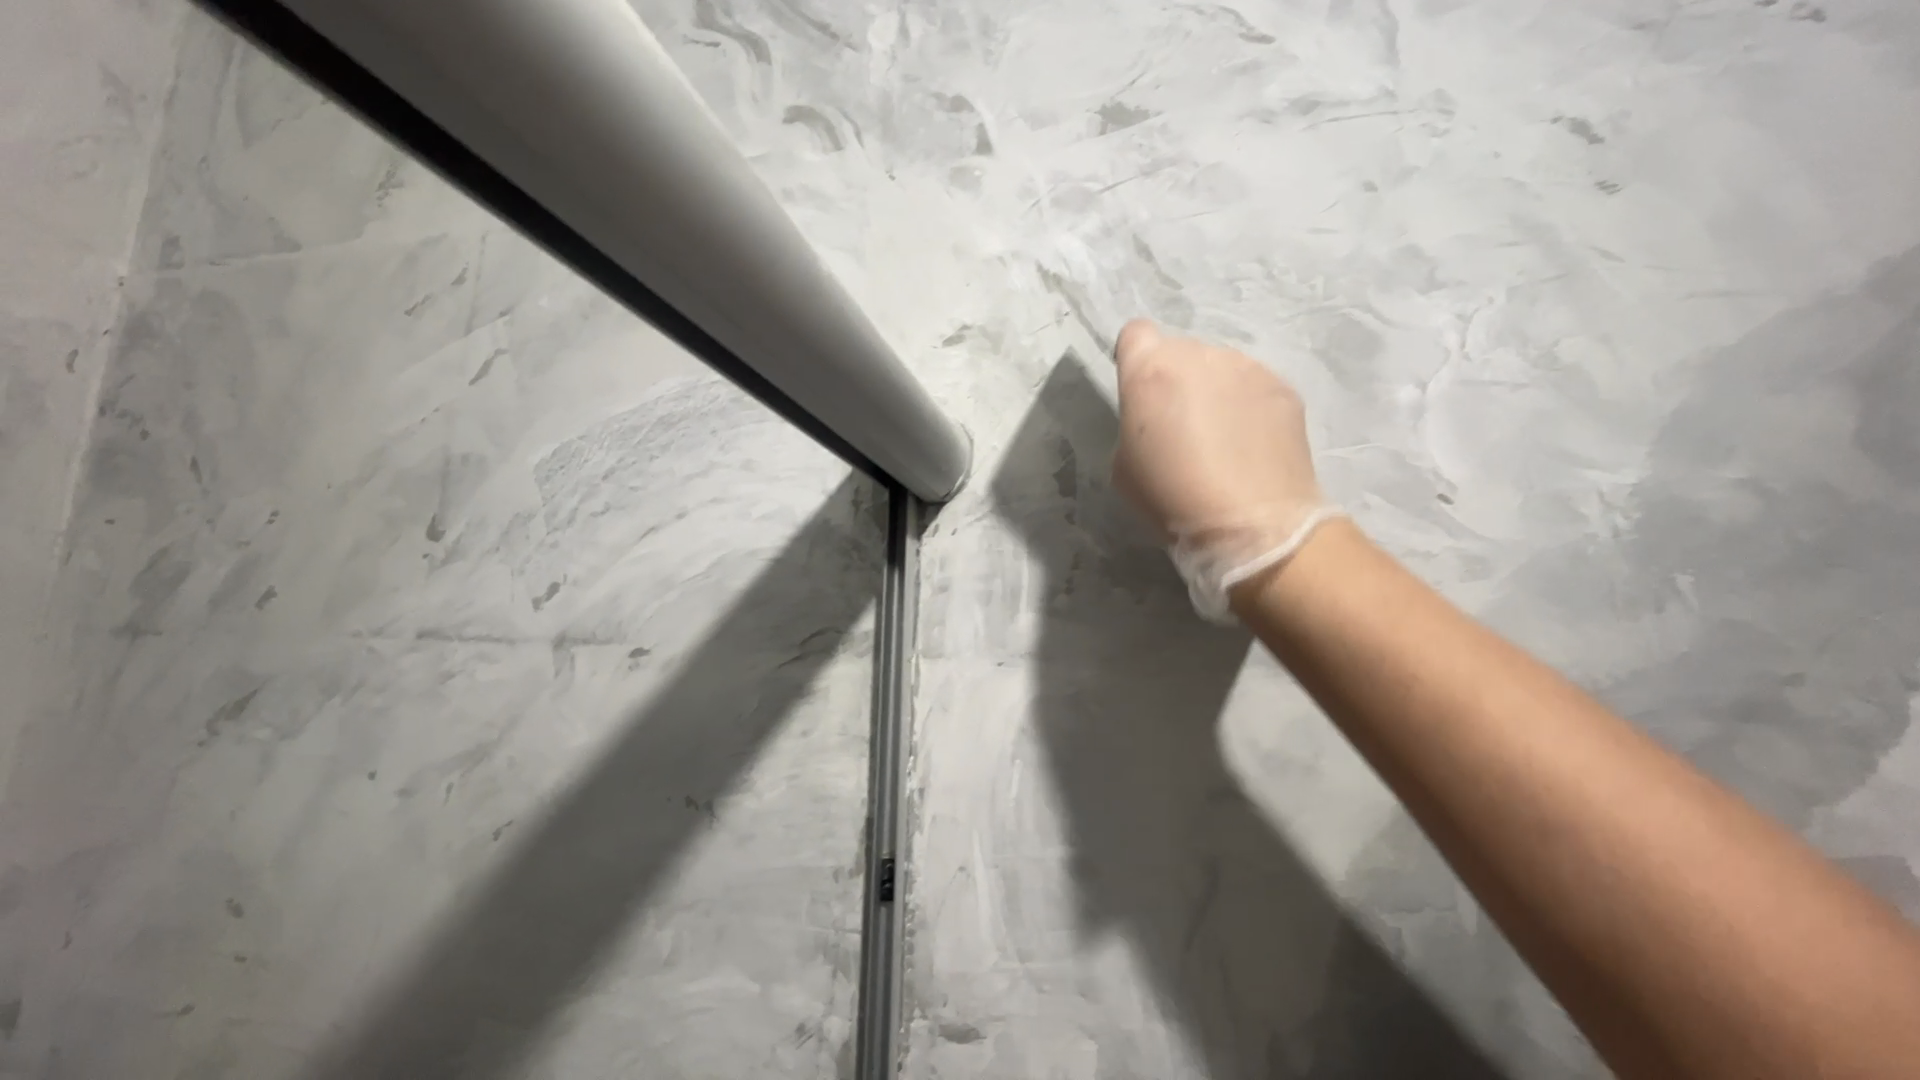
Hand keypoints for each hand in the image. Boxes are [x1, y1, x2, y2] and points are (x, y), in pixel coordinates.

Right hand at [1110, 319, 1339, 619]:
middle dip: (1177, 379)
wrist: (1253, 524)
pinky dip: (1249, 407)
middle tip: (1183, 426)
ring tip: (1223, 439)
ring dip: (1215, 391)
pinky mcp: (1284, 386)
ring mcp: (1247, 366)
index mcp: (1150, 371)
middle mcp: (1199, 355)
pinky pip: (1254, 386)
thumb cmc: (1172, 499)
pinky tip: (1252, 446)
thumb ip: (1135, 422)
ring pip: (1220, 367)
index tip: (1141, 393)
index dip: (1135, 360)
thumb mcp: (1123, 466)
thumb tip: (1157, 414)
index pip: (1135, 334)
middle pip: (1180, 351)